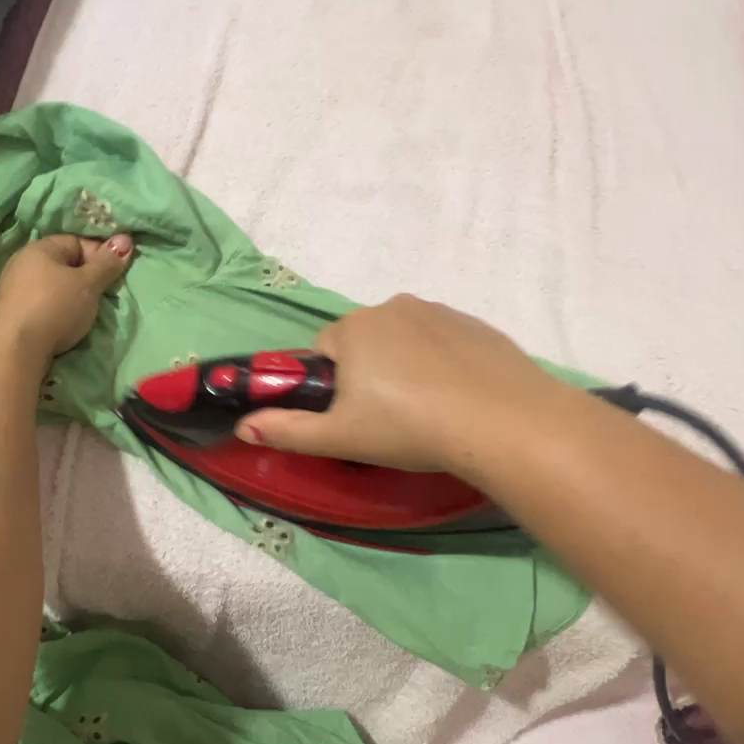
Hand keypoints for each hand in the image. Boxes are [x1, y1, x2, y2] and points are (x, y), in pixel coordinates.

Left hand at [0, 233, 133, 359]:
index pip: (77, 242)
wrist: (15, 348)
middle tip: (102, 296)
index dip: (99, 256)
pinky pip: (42, 305)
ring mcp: (14, 289)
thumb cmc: (55, 307)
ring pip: (53, 287)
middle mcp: (22, 263)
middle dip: (86, 279)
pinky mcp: (12, 313)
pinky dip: (56, 312)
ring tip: (85, 314)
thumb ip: (107, 263)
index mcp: (40, 248)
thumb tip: (125, 239)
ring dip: (72, 298)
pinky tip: (64, 325)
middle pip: (64, 265)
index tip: (114, 276)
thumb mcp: (88, 284)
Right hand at [235, 294, 552, 473]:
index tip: (353, 416)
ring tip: (426, 411)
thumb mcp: (340, 437)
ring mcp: (439, 311)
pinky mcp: (476, 324)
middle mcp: (392, 307)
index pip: (324, 350)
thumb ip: (288, 429)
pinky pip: (442, 342)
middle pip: (364, 342)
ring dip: (404, 366)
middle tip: (389, 419)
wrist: (500, 421)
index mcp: (354, 328)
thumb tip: (243, 425)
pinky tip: (456, 396)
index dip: (332, 387)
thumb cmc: (408, 427)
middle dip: (368, 374)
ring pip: (404, 340)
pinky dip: (441, 363)